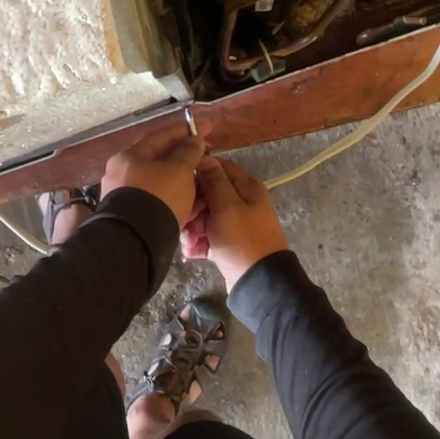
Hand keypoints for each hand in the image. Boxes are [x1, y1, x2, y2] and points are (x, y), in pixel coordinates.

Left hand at [101, 124, 207, 226]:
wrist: (138, 241)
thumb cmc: (159, 197)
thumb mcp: (179, 170)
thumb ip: (189, 151)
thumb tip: (194, 140)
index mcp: (129, 156)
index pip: (161, 136)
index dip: (186, 130)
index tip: (206, 127)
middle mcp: (122, 173)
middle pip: (159, 157)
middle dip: (184, 155)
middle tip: (205, 153)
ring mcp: (124, 194)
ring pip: (159, 179)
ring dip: (181, 176)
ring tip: (201, 176)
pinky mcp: (132, 213)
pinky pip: (157, 196)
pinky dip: (174, 193)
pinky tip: (190, 196)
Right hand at [184, 157, 288, 287]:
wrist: (258, 282)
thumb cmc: (242, 239)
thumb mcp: (227, 206)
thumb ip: (215, 181)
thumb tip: (206, 156)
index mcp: (247, 188)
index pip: (220, 168)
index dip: (200, 175)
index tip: (182, 186)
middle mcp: (243, 202)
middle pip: (210, 194)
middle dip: (194, 207)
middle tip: (186, 221)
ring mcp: (237, 224)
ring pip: (207, 216)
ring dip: (194, 228)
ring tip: (189, 242)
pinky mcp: (230, 243)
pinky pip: (210, 236)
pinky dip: (200, 243)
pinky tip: (192, 253)